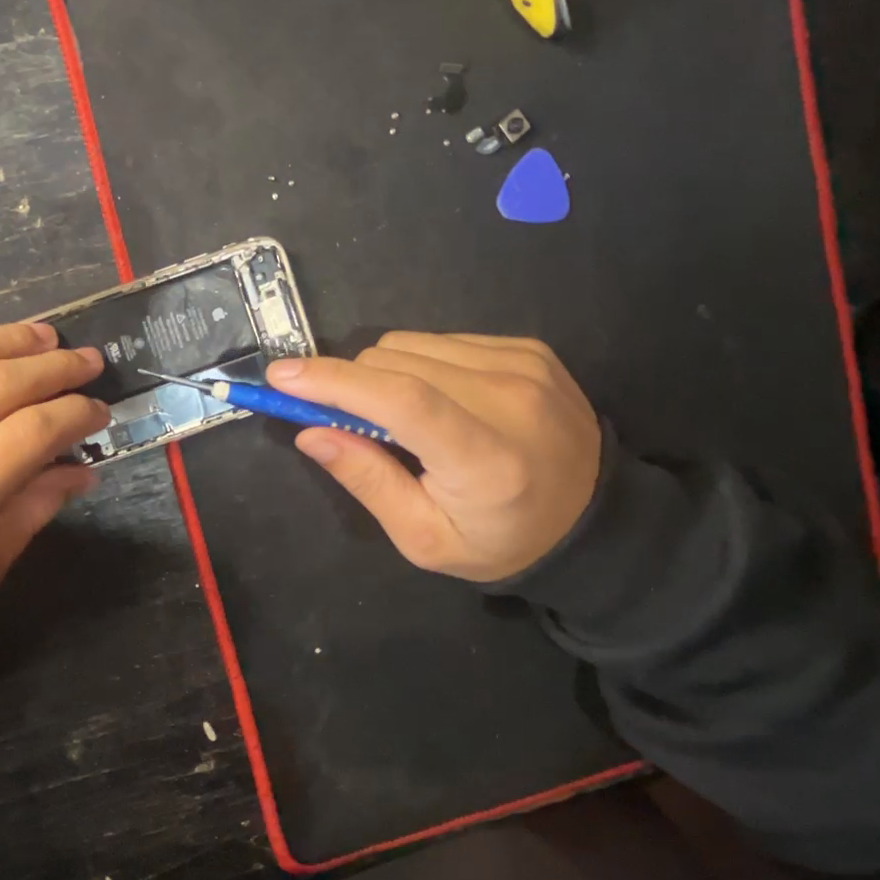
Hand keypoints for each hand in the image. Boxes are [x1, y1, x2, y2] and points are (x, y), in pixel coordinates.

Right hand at [266, 332, 602, 581]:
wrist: (598, 520)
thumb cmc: (501, 539)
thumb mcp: (425, 538)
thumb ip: (367, 481)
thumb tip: (309, 432)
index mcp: (485, 458)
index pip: (399, 399)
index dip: (334, 382)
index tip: (280, 378)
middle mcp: (509, 398)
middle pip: (395, 362)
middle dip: (349, 383)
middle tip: (338, 417)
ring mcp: (523, 366)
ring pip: (411, 343)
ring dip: (383, 373)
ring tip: (399, 415)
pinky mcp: (529, 349)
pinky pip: (441, 339)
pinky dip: (419, 364)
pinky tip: (438, 398)